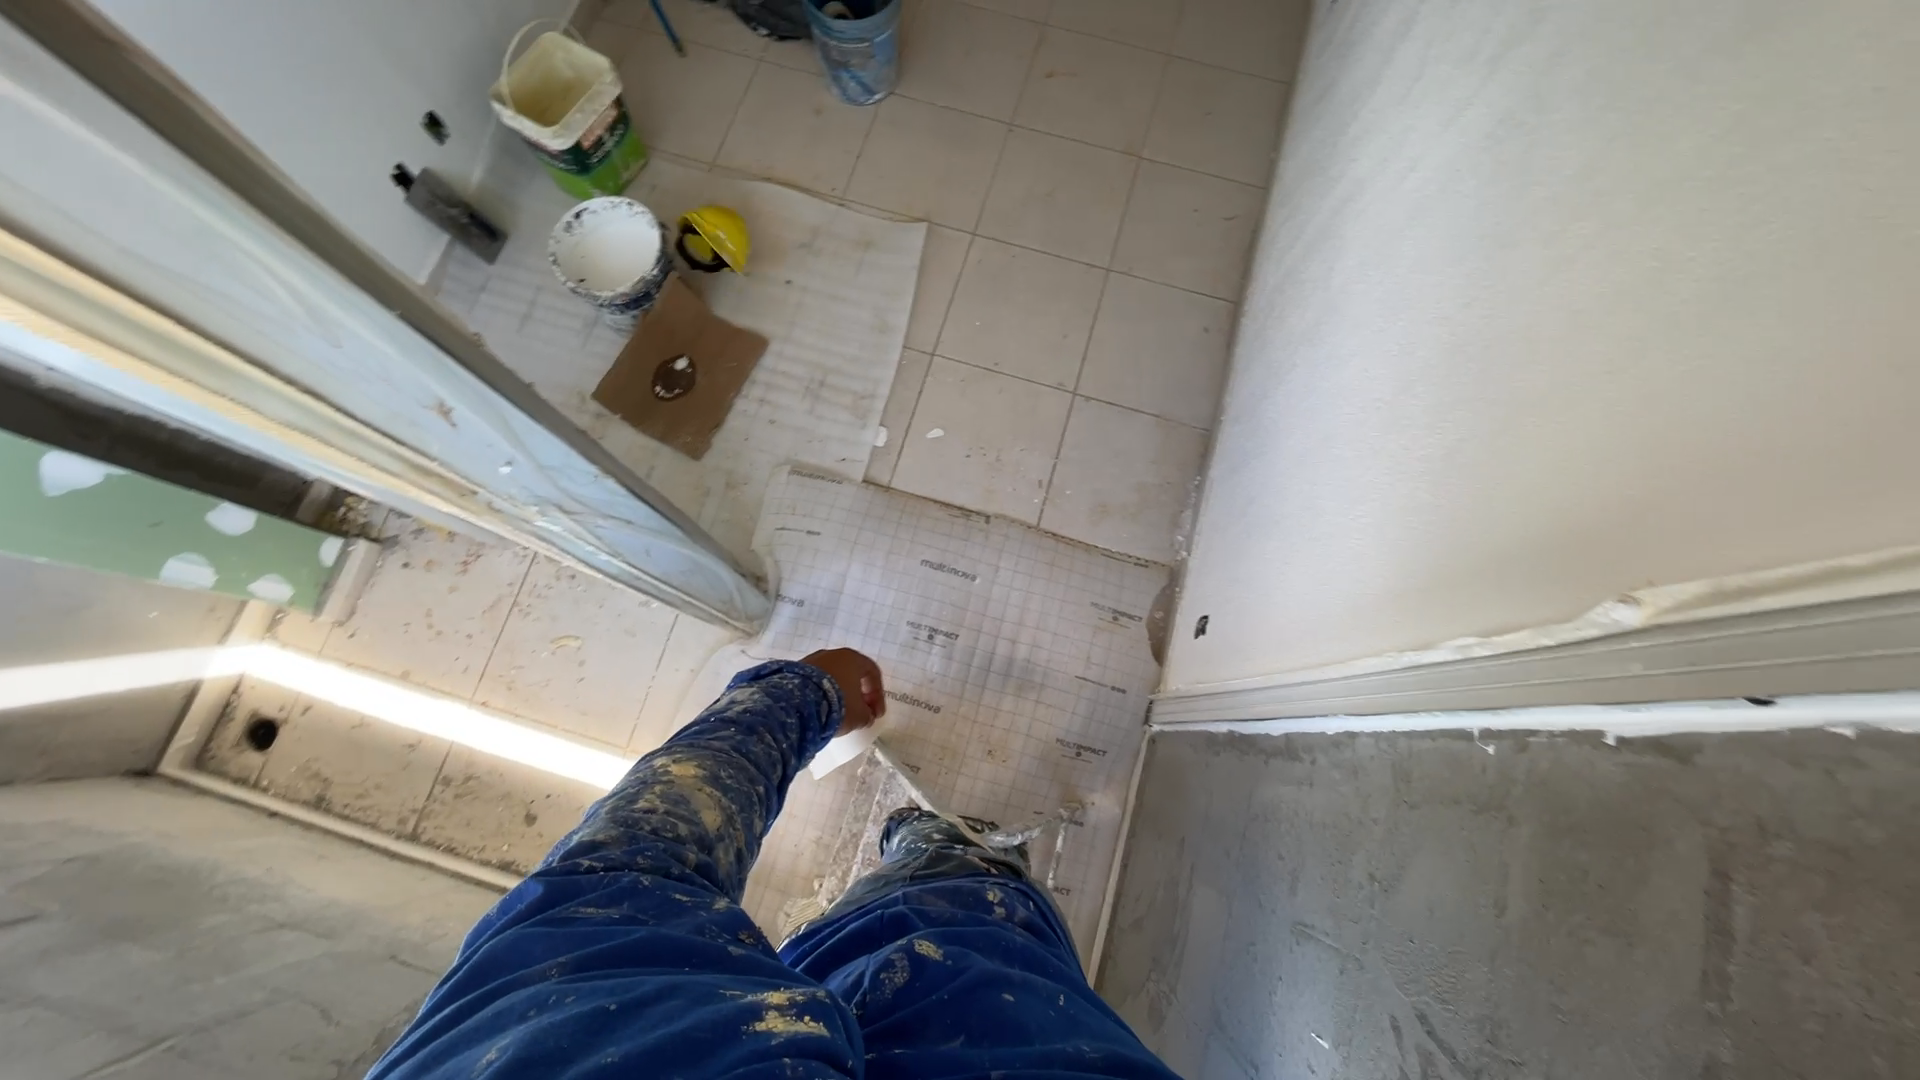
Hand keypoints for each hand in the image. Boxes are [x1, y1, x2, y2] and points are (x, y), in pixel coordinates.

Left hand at [799, 648, 884, 736]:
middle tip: (860, 712)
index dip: (878, 695)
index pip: (872, 673)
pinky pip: (816, 682)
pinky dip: (822, 694)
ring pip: (832, 677)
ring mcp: (812, 660)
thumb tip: (866, 716)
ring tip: (838, 713)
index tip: (876, 715)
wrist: (797, 704)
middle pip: (852, 673)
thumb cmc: (837, 704)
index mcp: (853, 658)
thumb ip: (867, 714)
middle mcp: (833, 654)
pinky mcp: (795, 671)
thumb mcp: (860, 715)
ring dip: (839, 694)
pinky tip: (820, 710)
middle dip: (858, 694)